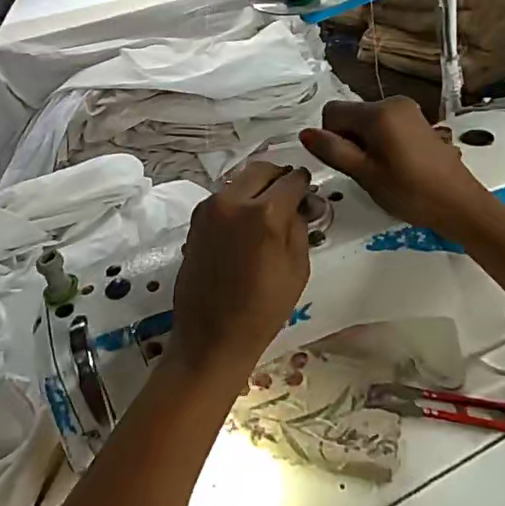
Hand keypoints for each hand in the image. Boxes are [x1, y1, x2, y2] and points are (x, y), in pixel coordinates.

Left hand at [171, 162, 312, 380]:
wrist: (212, 335)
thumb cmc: (263, 310)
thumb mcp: (297, 268)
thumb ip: (299, 227)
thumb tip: (302, 203)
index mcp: (264, 213)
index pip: (291, 181)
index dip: (304, 183)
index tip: (309, 191)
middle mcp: (233, 200)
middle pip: (262, 170)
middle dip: (279, 177)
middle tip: (291, 193)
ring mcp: (210, 207)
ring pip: (240, 180)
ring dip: (257, 186)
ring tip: (269, 208)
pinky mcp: (195, 218)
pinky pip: (223, 196)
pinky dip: (238, 199)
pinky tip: (247, 221)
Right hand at [299, 97, 495, 239]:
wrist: (461, 204)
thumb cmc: (411, 192)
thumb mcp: (365, 175)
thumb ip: (333, 150)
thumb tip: (305, 133)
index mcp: (378, 112)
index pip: (332, 112)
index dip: (331, 138)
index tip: (349, 163)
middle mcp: (392, 102)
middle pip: (349, 115)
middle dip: (349, 140)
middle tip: (366, 171)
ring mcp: (408, 110)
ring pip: (365, 121)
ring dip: (364, 143)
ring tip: (382, 170)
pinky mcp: (417, 120)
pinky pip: (384, 124)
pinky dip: (380, 142)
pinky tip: (394, 165)